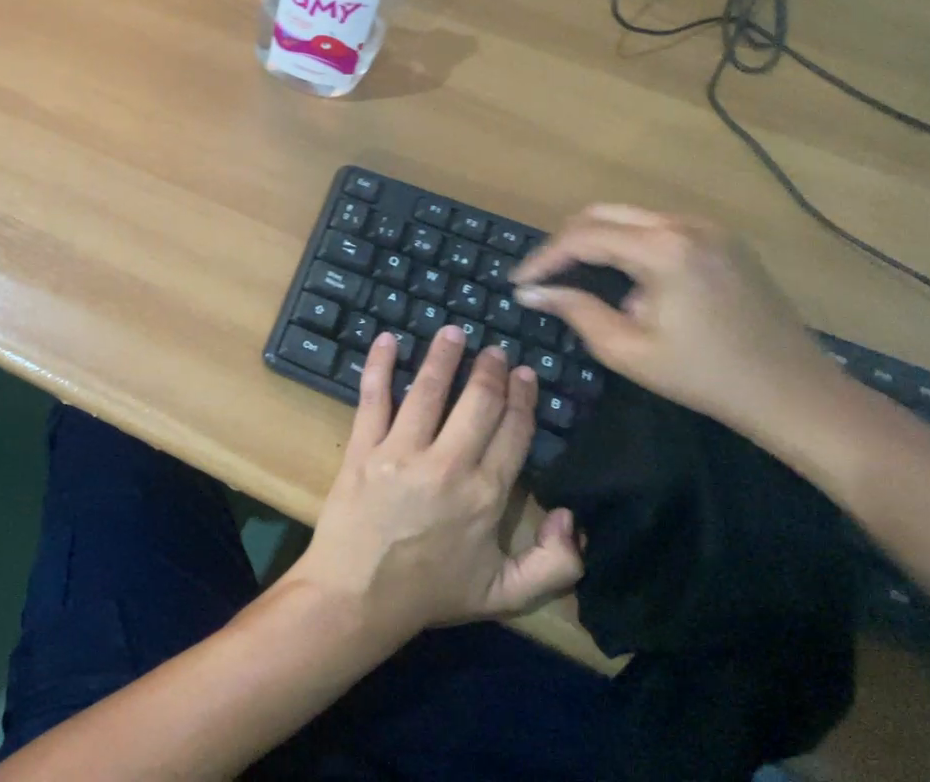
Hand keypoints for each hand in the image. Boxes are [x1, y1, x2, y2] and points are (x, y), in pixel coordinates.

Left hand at [279, 327, 583, 658]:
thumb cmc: (431, 594)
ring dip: (442, 358)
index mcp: (487, 496)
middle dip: (489, 371)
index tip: (524, 373)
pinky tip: (386, 340)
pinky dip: (378, 366)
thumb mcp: (507, 595)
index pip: (513, 432)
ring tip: (453, 333)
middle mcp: (447, 465)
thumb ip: (557, 564)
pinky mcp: (362, 450)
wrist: (358, 597)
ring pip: (427, 392)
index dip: (522, 399)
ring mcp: (400, 453)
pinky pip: (372, 399)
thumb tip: (571, 517)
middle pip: (476, 404)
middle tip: (494, 350)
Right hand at [510, 203, 838, 431]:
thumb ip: (575, 311)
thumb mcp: (626, 349)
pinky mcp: (725, 244)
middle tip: (541, 277)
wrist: (793, 392)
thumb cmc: (704, 376)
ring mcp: (711, 231)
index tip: (518, 283)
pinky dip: (627, 246)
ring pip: (631, 218)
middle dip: (565, 243)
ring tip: (572, 278)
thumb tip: (531, 292)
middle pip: (603, 215)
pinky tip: (619, 281)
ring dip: (595, 242)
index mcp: (664, 250)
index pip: (583, 237)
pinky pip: (659, 230)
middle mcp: (687, 227)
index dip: (543, 258)